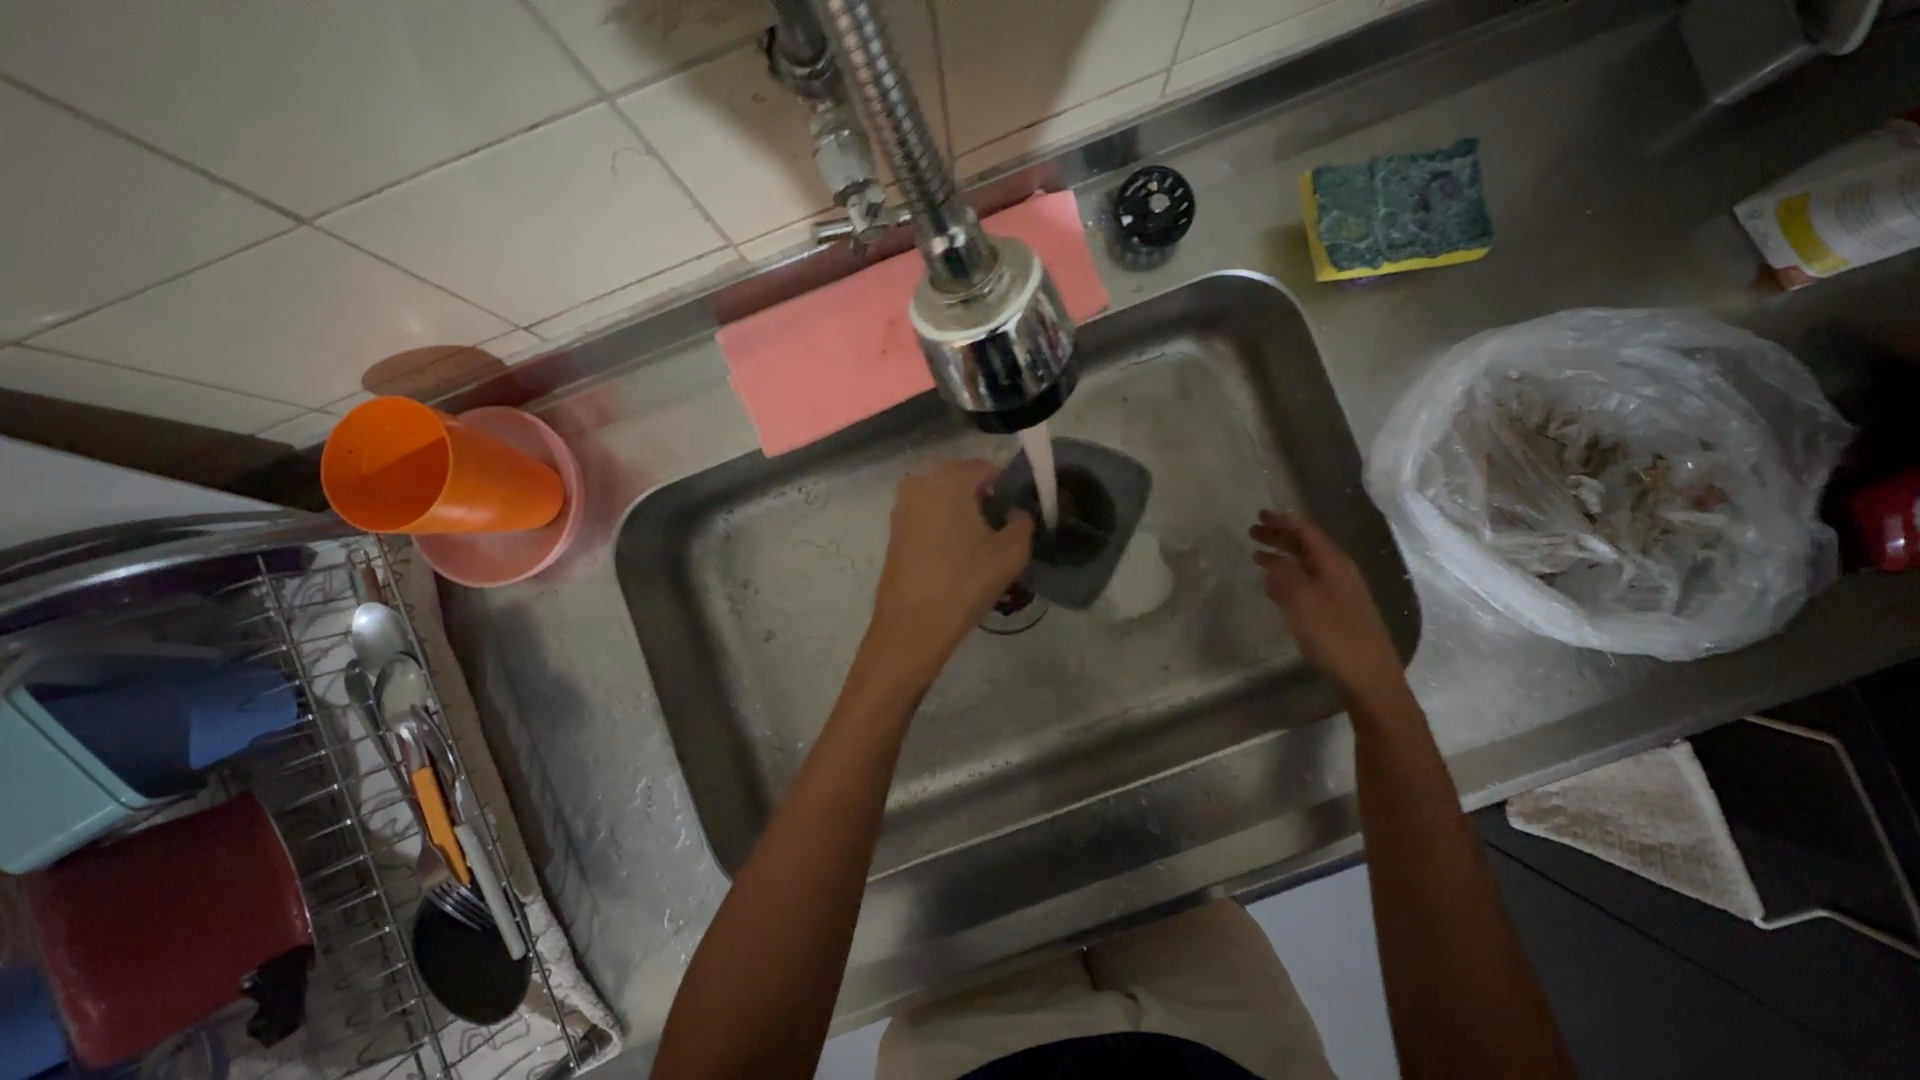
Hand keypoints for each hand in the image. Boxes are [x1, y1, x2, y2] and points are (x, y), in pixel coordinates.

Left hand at [865, 461, 1034, 682]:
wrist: (912, 625)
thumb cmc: (965, 583)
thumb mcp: (1012, 552)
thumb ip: (1023, 521)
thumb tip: (1017, 512)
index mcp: (949, 478)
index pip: (989, 468)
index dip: (1009, 487)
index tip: (1020, 514)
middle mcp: (921, 481)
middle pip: (963, 479)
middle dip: (984, 497)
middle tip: (1001, 530)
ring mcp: (902, 505)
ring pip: (944, 497)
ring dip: (963, 512)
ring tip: (980, 545)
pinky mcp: (894, 529)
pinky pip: (928, 514)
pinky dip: (944, 524)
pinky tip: (956, 554)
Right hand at [1250, 510, 1405, 700]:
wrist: (1369, 678)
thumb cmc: (1334, 636)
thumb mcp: (1302, 601)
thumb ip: (1284, 576)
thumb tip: (1272, 561)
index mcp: (1334, 564)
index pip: (1307, 532)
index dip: (1284, 521)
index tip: (1261, 514)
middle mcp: (1340, 573)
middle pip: (1308, 546)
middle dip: (1280, 537)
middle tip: (1253, 531)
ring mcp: (1341, 594)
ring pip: (1307, 566)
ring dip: (1283, 558)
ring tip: (1258, 556)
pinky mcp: (1338, 613)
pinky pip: (1309, 584)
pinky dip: (1289, 578)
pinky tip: (1276, 587)